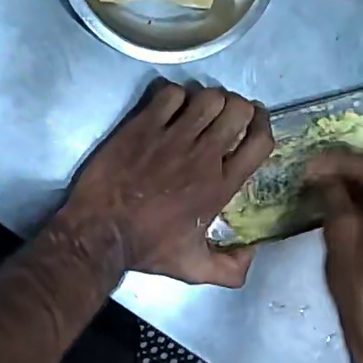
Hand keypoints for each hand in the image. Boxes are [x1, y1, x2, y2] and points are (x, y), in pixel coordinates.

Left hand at [60, 80, 273, 286]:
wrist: (100, 231)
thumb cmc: (147, 248)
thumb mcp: (194, 268)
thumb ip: (230, 269)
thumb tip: (252, 254)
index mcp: (221, 185)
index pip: (259, 141)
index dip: (262, 124)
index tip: (255, 120)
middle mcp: (204, 155)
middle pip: (237, 109)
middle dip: (236, 106)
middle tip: (224, 113)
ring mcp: (172, 136)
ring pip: (207, 97)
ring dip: (207, 98)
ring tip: (197, 108)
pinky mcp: (143, 125)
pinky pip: (170, 93)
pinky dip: (174, 95)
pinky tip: (168, 107)